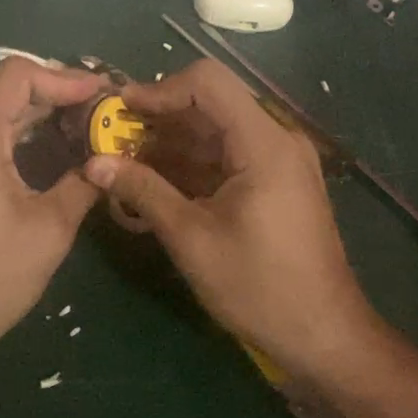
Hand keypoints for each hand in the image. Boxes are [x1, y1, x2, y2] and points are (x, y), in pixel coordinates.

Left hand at [0, 58, 105, 367]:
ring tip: (82, 128)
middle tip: (100, 111)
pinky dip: (13, 134)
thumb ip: (83, 183)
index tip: (101, 93)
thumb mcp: (50, 229)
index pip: (18, 75)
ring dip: (35, 115)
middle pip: (5, 90)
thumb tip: (109, 159)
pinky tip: (46, 151)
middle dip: (55, 95)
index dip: (62, 76)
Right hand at [83, 59, 376, 372]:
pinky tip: (157, 183)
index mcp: (264, 143)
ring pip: (216, 129)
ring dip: (171, 142)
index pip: (208, 82)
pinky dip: (192, 162)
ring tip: (125, 163)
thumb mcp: (192, 239)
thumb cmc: (260, 287)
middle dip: (159, 118)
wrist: (325, 335)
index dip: (159, 89)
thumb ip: (144, 191)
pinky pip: (228, 154)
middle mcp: (277, 139)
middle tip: (113, 139)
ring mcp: (281, 160)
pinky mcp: (278, 180)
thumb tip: (93, 164)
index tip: (120, 111)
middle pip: (210, 103)